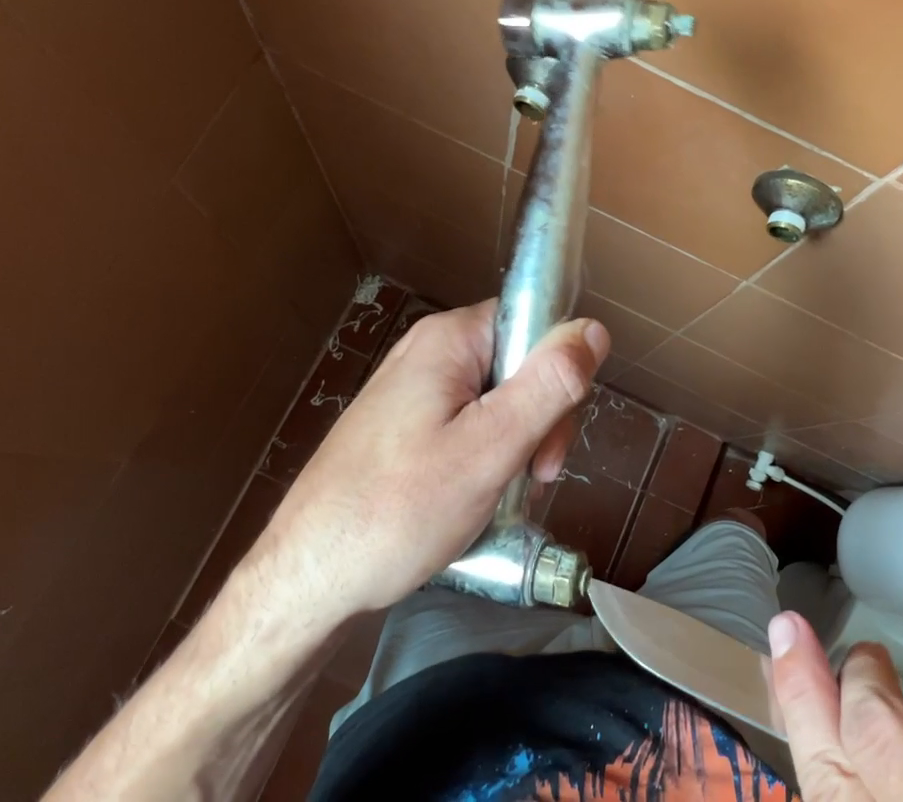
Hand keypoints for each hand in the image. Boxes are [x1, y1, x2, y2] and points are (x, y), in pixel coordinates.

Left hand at [256, 300, 608, 619]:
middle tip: (530, 480)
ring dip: (513, 450)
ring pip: (495, 404)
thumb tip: (593, 328)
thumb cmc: (399, 510)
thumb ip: (548, 386)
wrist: (309, 578)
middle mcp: (428, 354)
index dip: (556, 375)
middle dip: (537, 423)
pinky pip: (465, 430)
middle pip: (517, 366)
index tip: (551, 437)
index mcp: (448, 341)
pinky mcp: (402, 431)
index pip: (531, 323)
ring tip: (498, 501)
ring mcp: (412, 394)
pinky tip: (475, 503)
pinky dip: (482, 463)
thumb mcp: (490, 448)